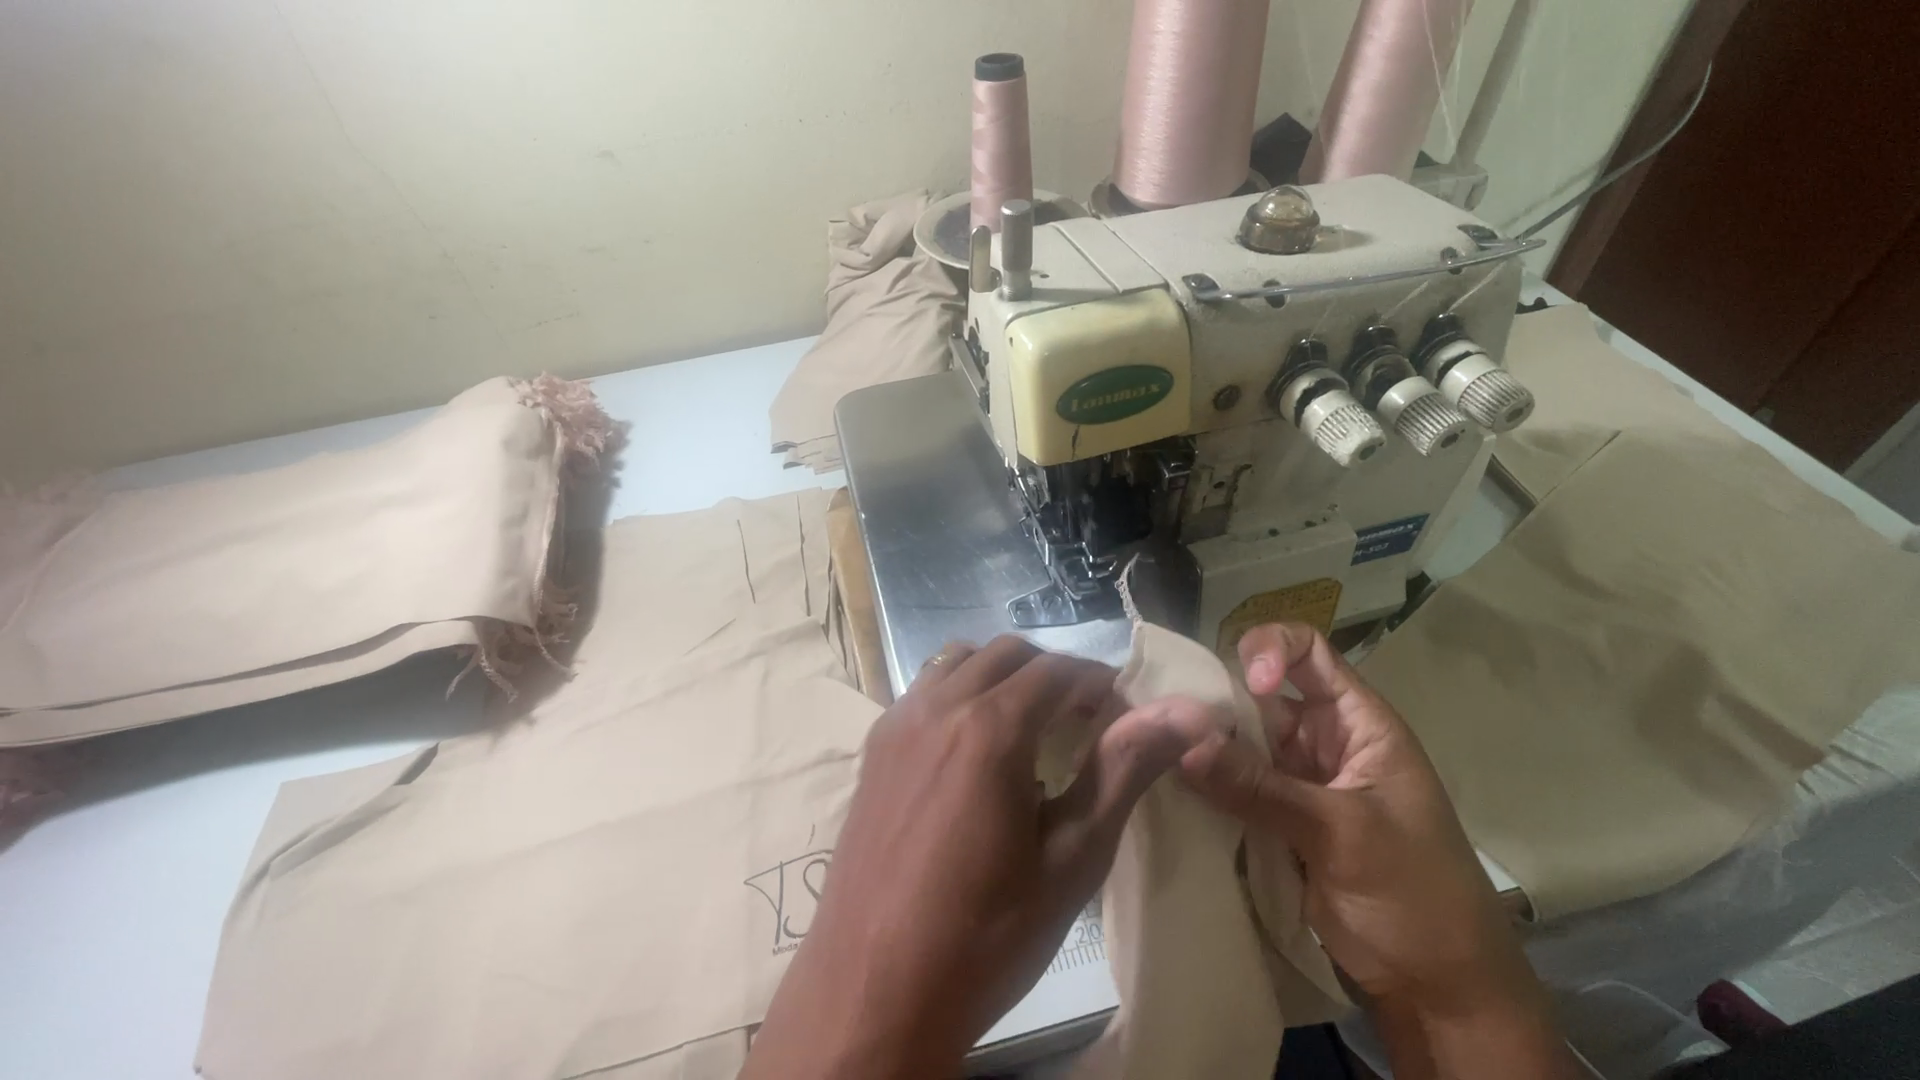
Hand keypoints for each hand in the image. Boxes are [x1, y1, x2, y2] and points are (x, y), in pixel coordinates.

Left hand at [742, 636, 1214, 1079]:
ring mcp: (896, 725)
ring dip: (1002, 677)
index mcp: (990, 728)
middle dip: (1053, 675)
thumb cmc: (986, 935)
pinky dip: (958, 694)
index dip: (1099, 683)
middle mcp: (937, 707)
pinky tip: (971, 754)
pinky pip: (922, 692)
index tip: (1121, 714)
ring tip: (1029, 731)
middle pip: (1007, 654)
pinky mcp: (872, 750)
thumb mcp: (1071, 858)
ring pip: (958, 662)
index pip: (1058, 670)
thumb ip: (1124, 770)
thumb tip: (1187, 712)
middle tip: (1083, 724)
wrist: (872, 990)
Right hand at [1181, 623, 1583, 1079]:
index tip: (1243, 683)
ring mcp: (1296, 784)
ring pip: (1239, 745)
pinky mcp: (1275, 823)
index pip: (1308, 652)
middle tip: (1167, 723)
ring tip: (1154, 752)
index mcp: (1358, 724)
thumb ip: (1262, 788)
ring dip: (1202, 747)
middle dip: (1215, 702)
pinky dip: (1203, 786)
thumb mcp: (1342, 833)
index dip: (1270, 648)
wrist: (1438, 991)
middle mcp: (1321, 742)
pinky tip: (1166, 787)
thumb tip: (1183, 743)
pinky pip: (1232, 789)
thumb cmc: (1414, 895)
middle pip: (1258, 697)